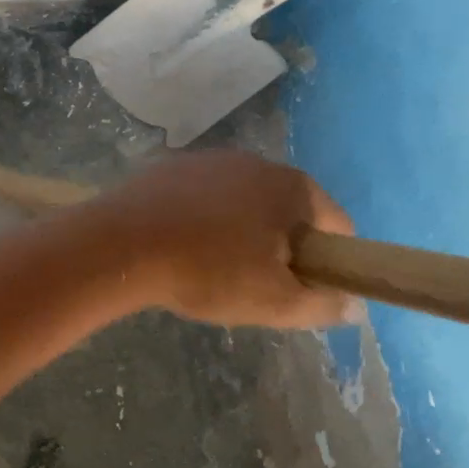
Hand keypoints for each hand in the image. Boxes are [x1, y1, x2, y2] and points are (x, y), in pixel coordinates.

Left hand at [106, 151, 357, 329]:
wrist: (117, 246)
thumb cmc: (207, 272)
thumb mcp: (275, 303)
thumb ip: (321, 305)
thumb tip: (351, 306)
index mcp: (291, 185)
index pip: (334, 225)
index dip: (328, 262)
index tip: (304, 290)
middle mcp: (250, 161)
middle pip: (282, 211)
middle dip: (276, 246)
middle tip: (252, 285)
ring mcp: (201, 162)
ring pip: (234, 205)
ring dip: (231, 234)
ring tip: (207, 270)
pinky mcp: (159, 172)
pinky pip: (193, 202)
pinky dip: (192, 224)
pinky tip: (174, 250)